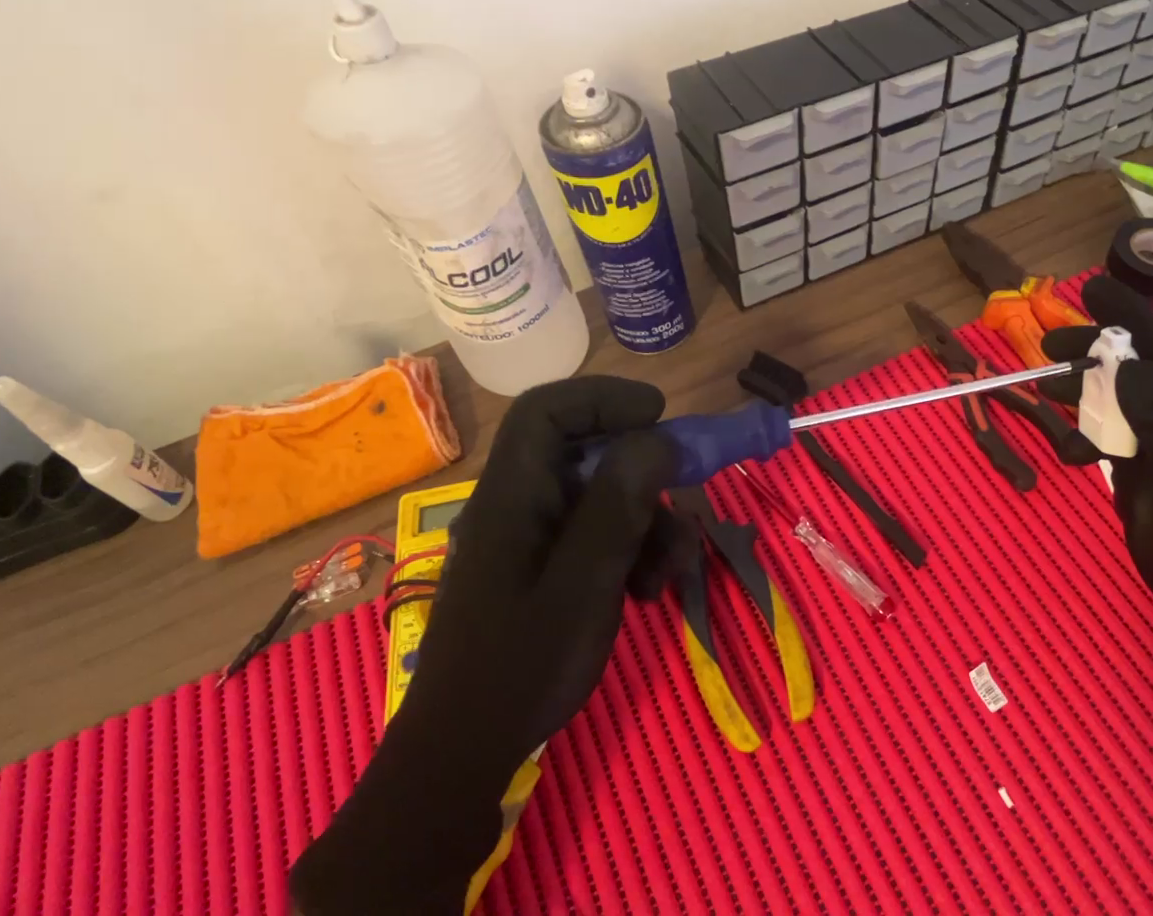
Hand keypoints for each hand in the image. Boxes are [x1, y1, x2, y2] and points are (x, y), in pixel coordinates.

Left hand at [290, 376, 683, 914]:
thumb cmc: (520, 665)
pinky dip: (630, 554)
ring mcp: (530, 542)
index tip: (661, 418)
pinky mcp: (542, 572)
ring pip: (600, 501)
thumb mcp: (582, 584)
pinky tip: (648, 592)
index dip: (604, 400)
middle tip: (687, 499)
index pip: (548, 412)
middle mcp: (518, 507)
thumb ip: (617, 506)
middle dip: (644, 477)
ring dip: (646, 525)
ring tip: (670, 574)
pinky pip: (594, 539)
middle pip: (586, 456)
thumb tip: (657, 439)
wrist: (465, 752)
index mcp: (511, 497)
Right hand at [1042, 276, 1152, 777]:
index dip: (1131, 317)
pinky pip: (1114, 447)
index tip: (1092, 287)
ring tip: (1046, 391)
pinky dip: (1088, 442)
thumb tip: (1135, 364)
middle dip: (1095, 354)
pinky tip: (1069, 455)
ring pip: (1120, 408)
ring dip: (1084, 395)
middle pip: (1137, 374)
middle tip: (1048, 347)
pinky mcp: (1150, 483)